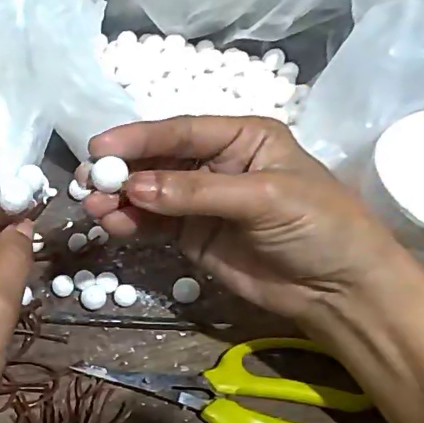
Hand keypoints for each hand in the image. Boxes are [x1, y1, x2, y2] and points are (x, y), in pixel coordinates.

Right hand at [81, 116, 417, 319]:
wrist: (337, 289)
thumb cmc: (318, 227)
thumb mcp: (264, 199)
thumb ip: (198, 192)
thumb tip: (135, 189)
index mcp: (241, 138)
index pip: (181, 132)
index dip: (139, 138)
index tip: (100, 147)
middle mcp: (216, 164)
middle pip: (158, 161)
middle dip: (122, 170)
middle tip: (86, 182)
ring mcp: (200, 202)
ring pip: (149, 194)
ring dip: (119, 199)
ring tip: (93, 209)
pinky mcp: (191, 236)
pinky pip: (153, 224)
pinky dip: (130, 224)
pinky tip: (111, 225)